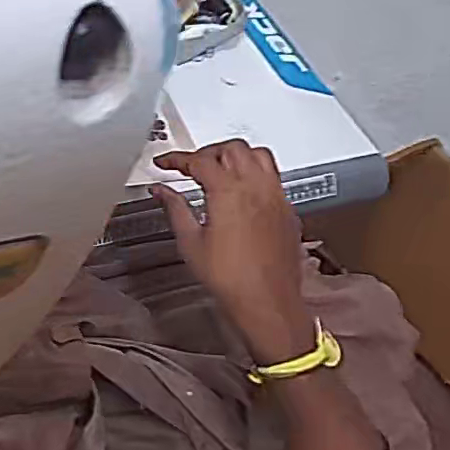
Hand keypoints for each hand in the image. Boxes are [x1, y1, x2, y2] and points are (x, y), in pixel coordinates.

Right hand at [150, 140, 313, 361]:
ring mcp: (276, 196)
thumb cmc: (231, 278)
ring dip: (235, 156)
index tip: (166, 162)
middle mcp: (256, 188)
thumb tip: (162, 192)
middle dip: (207, 152)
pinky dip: (254, 172)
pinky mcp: (287, 209)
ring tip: (218, 169)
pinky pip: (273, 176)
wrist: (265, 300)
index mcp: (229, 192)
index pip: (200, 160)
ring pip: (258, 155)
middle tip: (190, 165)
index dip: (178, 158)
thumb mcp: (190, 242)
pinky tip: (242, 189)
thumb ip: (175, 208)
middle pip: (232, 149)